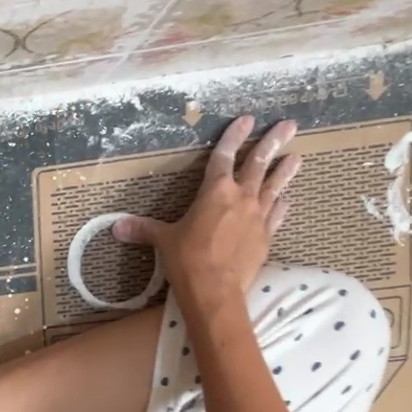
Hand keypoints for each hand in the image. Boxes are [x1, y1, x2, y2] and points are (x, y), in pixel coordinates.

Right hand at [113, 115, 299, 314]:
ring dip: (285, 170)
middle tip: (289, 125)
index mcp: (215, 192)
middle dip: (273, 142)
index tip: (247, 119)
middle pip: (259, 163)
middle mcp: (241, 197)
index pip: (224, 156)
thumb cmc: (187, 261)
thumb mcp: (163, 242)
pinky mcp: (266, 236)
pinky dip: (282, 205)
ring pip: (275, 186)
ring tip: (296, 157)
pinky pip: (277, 215)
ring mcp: (258, 216)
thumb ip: (144, 229)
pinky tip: (287, 200)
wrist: (216, 291)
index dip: (233, 136)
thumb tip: (116, 226)